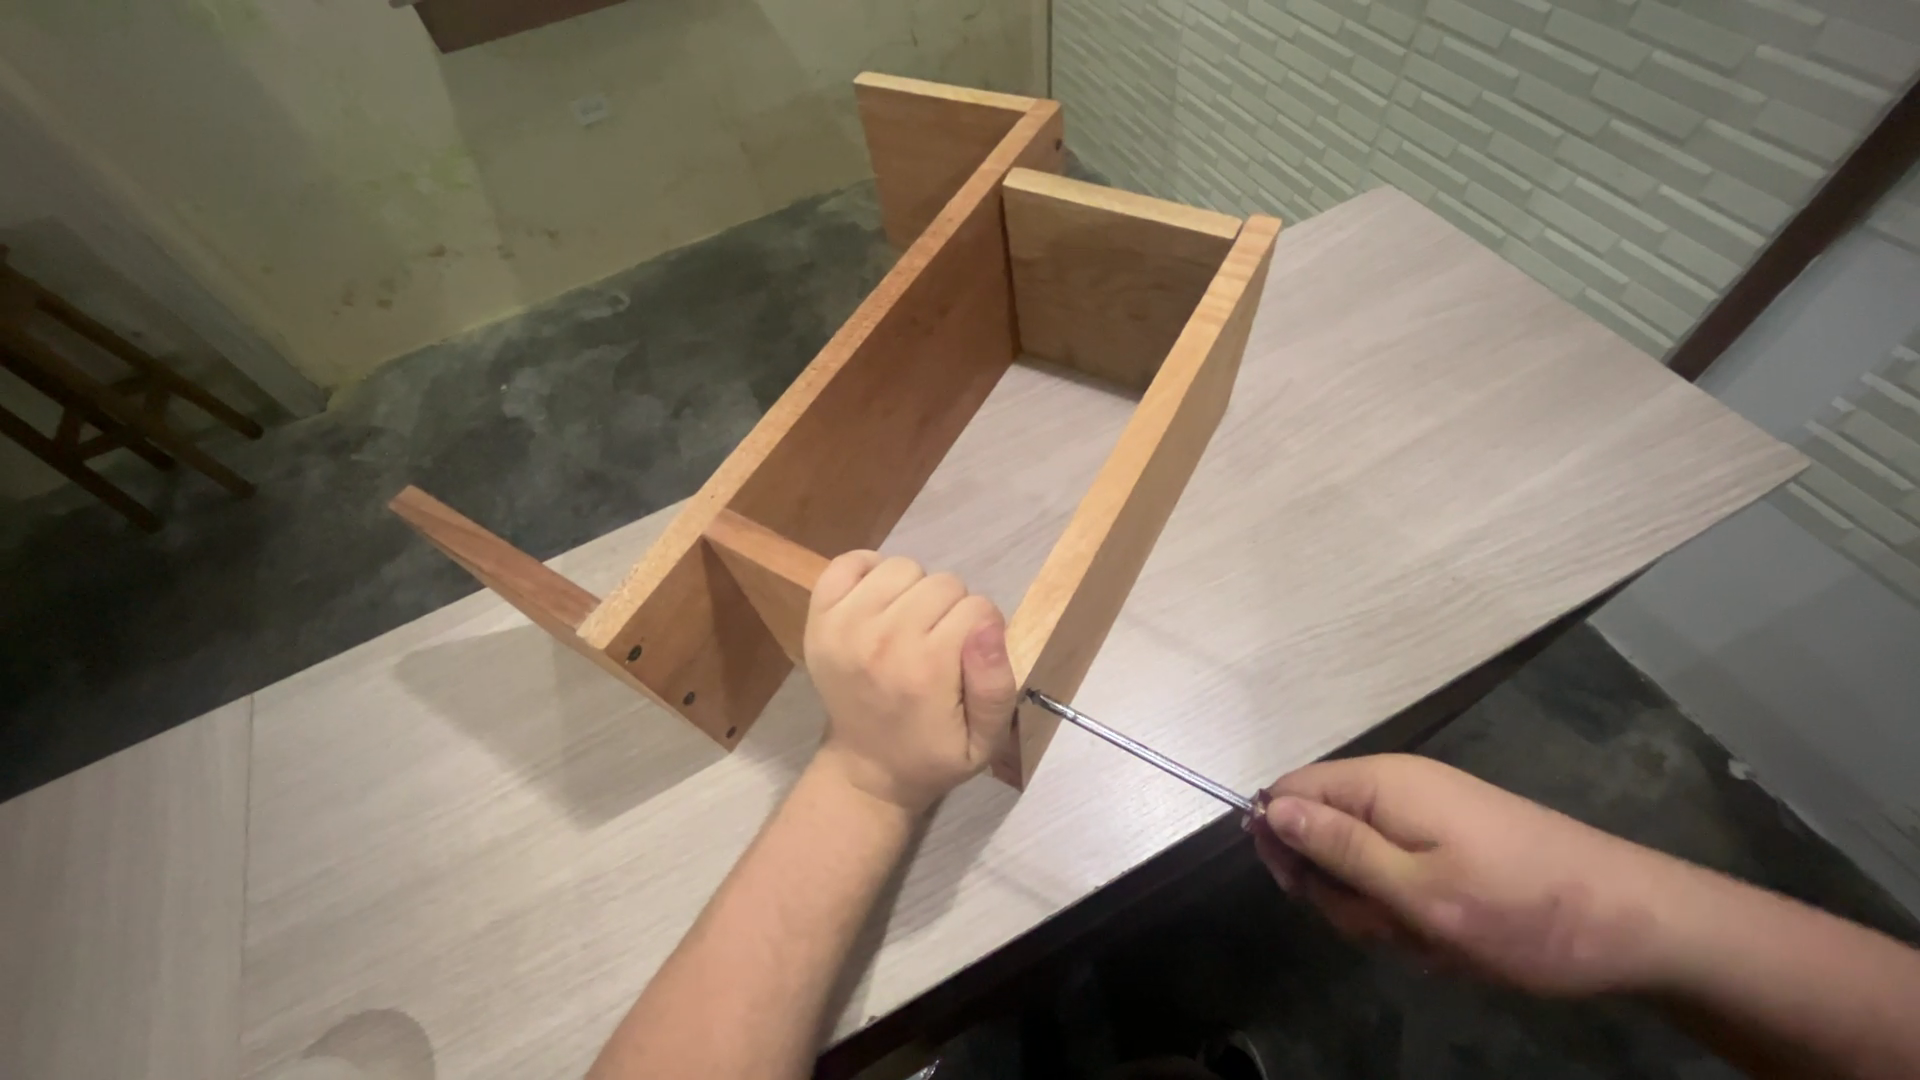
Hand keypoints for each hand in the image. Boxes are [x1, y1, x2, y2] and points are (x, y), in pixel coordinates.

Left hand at [803, 552, 1017, 814]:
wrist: (866, 768)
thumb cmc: (933, 754)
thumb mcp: (983, 741)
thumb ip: (996, 686)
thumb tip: (988, 624)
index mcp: (926, 669)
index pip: (979, 608)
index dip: (983, 629)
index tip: (968, 658)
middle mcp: (882, 639)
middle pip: (944, 583)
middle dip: (952, 610)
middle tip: (939, 644)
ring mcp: (845, 625)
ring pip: (904, 567)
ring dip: (915, 591)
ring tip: (911, 625)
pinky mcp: (820, 617)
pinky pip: (850, 561)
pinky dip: (870, 572)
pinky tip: (879, 602)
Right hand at [1253, 754, 1702, 996]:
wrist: (1644, 923)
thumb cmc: (1522, 910)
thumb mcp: (1417, 892)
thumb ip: (1336, 847)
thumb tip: (1268, 809)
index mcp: (1379, 784)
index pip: (1289, 790)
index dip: (1279, 839)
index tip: (1302, 893)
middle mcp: (1394, 784)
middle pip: (1319, 825)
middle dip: (1336, 884)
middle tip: (1382, 925)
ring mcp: (1425, 809)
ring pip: (1356, 854)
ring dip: (1374, 904)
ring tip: (1423, 935)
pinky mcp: (1449, 834)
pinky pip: (1395, 865)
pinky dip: (1406, 904)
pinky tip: (1442, 933)